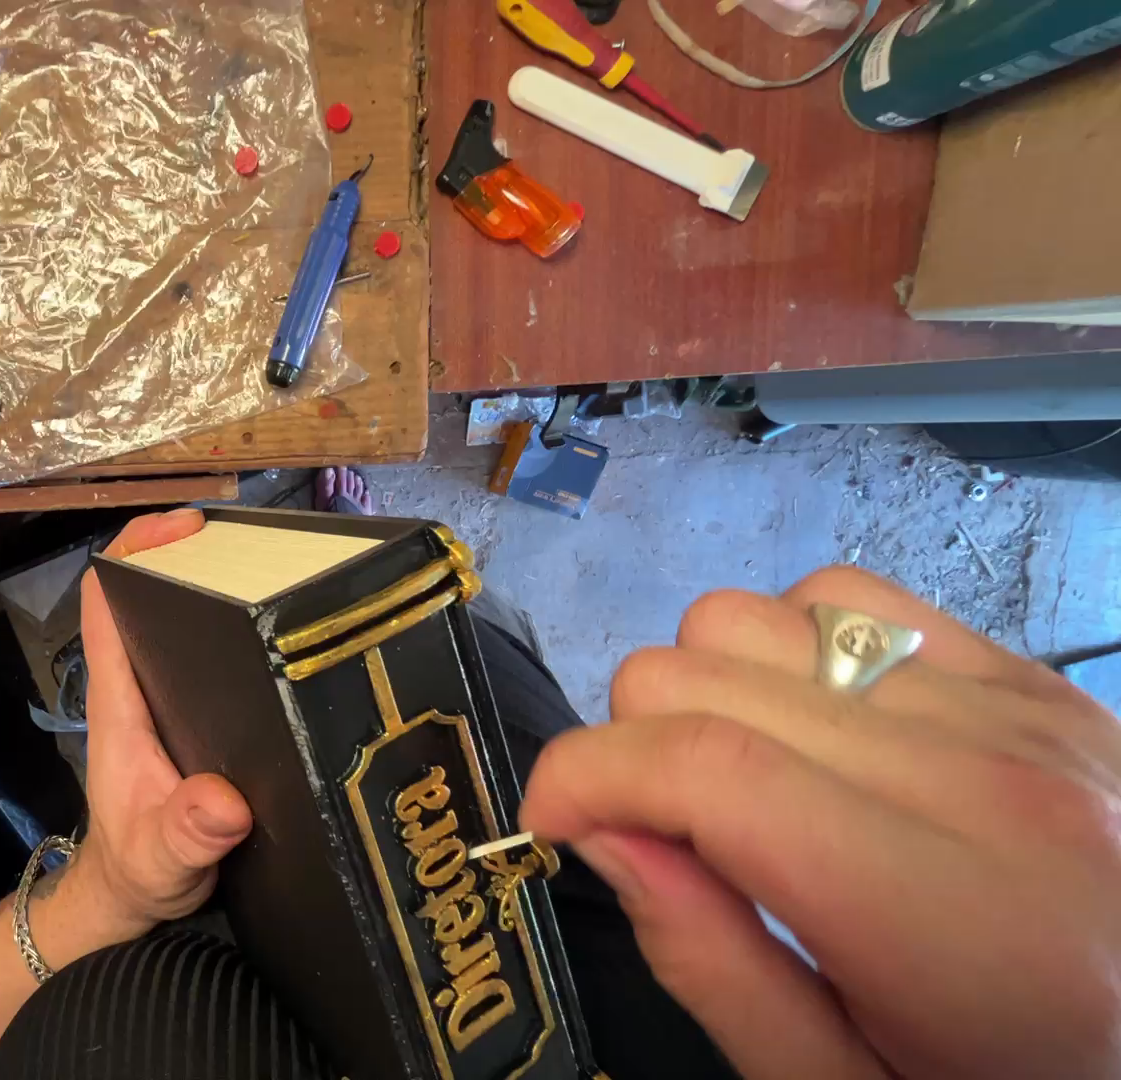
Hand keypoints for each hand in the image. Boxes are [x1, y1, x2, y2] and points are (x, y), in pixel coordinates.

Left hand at [67, 509, 253, 930]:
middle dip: (186, 556)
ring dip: (211, 587)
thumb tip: (222, 801)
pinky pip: (201, 653)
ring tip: (276, 574)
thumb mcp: (163, 858)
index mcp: (120, 699)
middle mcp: (136, 683)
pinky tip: (276, 630)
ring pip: (174, 620)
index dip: (134, 550)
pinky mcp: (187, 714)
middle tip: (253, 544)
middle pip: (145, 595)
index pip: (107, 601)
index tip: (187, 527)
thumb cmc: (139, 867)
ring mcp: (160, 696)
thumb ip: (185, 834)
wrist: (136, 891)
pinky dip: (229, 628)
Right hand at [520, 566, 1120, 1079]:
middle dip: (628, 751)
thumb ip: (705, 963)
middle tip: (661, 826)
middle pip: (685, 677)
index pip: (701, 767)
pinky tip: (803, 721)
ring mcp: (1016, 705)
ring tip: (734, 770)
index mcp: (960, 916)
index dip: (578, 775)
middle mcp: (989, 778)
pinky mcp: (1024, 671)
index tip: (549, 821)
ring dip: (693, 692)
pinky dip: (775, 646)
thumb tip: (600, 832)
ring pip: (732, 618)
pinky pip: (826, 593)